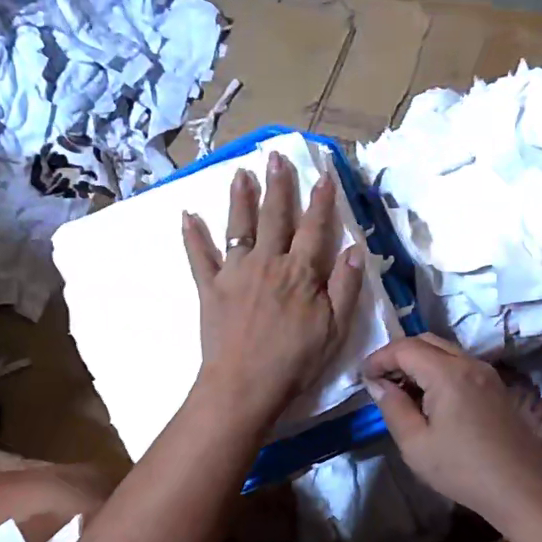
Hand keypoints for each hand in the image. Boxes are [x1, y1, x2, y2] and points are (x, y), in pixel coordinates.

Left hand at [182, 150, 364, 422]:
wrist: (244, 384)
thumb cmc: (295, 362)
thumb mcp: (335, 329)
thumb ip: (346, 287)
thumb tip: (354, 248)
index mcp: (300, 272)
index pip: (314, 227)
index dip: (320, 200)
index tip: (323, 173)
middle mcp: (267, 262)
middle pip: (274, 216)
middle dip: (277, 185)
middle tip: (275, 156)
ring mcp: (235, 272)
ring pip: (238, 226)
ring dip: (240, 197)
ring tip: (241, 172)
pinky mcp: (209, 287)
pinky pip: (199, 255)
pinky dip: (192, 235)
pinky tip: (186, 215)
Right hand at [362, 334, 541, 511]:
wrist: (523, 488)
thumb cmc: (463, 469)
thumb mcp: (415, 444)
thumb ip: (392, 407)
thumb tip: (378, 384)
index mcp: (448, 374)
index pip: (404, 348)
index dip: (379, 358)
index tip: (363, 377)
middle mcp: (469, 363)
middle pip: (426, 341)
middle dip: (397, 355)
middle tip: (380, 380)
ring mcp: (486, 373)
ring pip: (443, 351)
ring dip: (418, 362)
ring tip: (400, 389)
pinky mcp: (495, 386)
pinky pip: (458, 364)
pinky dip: (436, 370)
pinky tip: (427, 397)